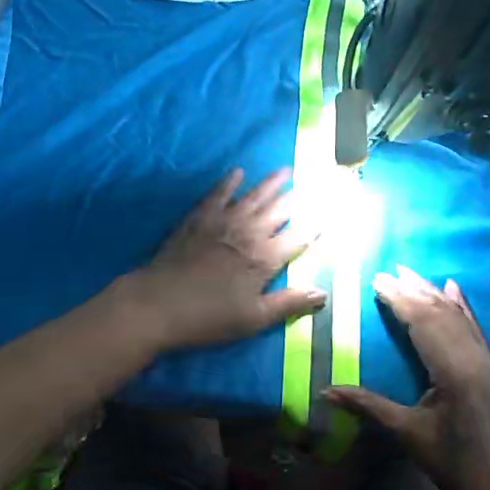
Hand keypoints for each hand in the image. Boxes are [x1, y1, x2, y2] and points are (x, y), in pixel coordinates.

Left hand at [118, 168, 325, 349]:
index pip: (299, 237)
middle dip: (299, 197)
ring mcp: (222, 222)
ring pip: (252, 197)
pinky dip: (228, 183)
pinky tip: (237, 173)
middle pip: (279, 211)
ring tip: (286, 170)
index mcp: (265, 260)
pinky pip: (217, 195)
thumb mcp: (253, 319)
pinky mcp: (197, 219)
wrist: (157, 303)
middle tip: (315, 181)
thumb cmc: (208, 318)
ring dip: (270, 183)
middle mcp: (248, 234)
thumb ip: (289, 304)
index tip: (332, 210)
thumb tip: (323, 293)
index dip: (317, 223)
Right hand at [323, 266, 489, 489]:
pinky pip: (473, 328)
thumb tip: (325, 391)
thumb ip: (369, 406)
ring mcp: (486, 362)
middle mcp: (473, 358)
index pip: (422, 323)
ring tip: (411, 273)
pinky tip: (454, 289)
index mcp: (454, 371)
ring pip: (457, 317)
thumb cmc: (456, 466)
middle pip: (440, 314)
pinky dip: (461, 307)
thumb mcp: (409, 435)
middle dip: (412, 291)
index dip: (398, 300)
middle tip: (387, 271)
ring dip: (432, 294)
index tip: (376, 280)